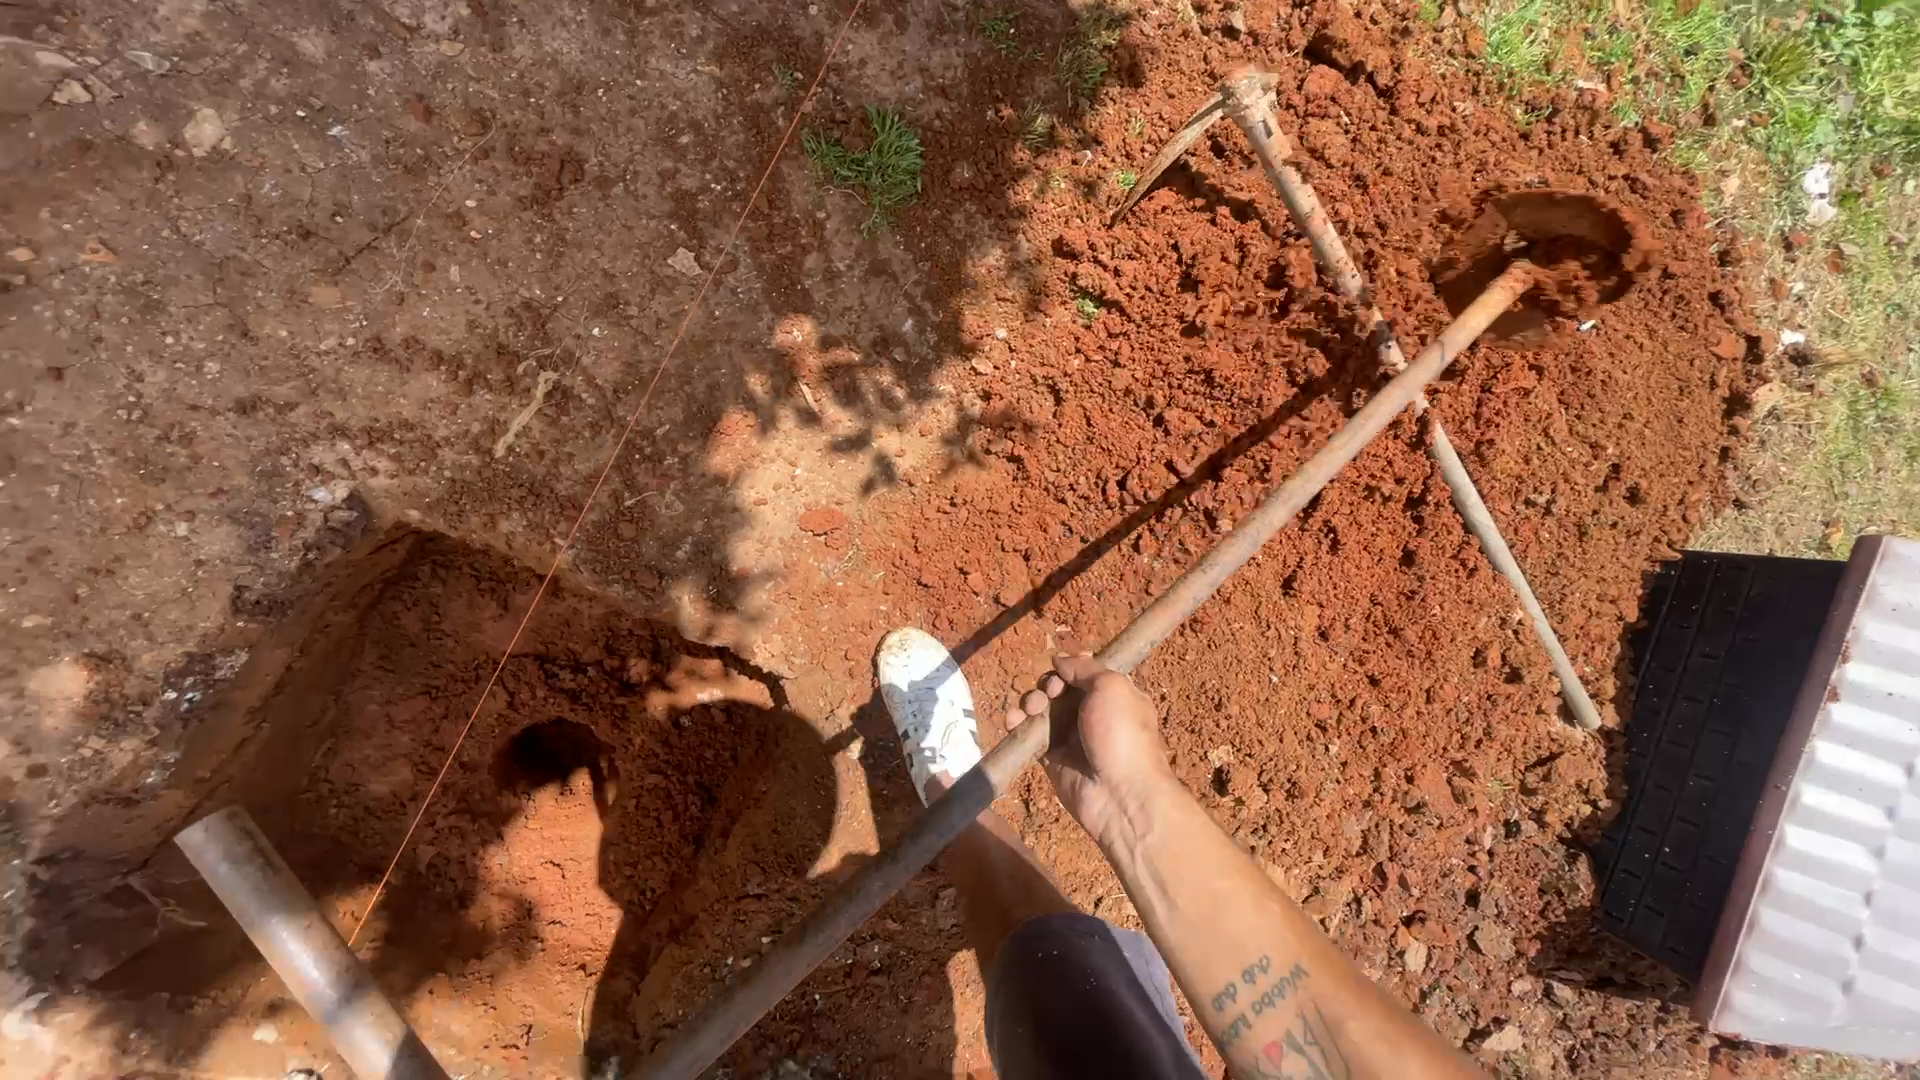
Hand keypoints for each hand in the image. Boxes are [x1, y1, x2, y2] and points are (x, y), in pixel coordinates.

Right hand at [1006, 654, 1177, 849]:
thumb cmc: (1121, 734)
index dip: (1069, 669)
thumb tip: (1060, 659)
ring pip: (1041, 709)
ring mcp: (1070, 736)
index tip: (1063, 671)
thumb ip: (1084, 669)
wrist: (1120, 794)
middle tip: (1049, 694)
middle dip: (1047, 685)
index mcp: (1113, 696)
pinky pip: (1029, 734)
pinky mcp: (1051, 756)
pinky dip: (1017, 724)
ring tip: (1031, 709)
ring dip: (1030, 702)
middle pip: (1059, 689)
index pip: (1084, 674)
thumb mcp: (1111, 686)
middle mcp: (1092, 714)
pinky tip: (1012, 721)